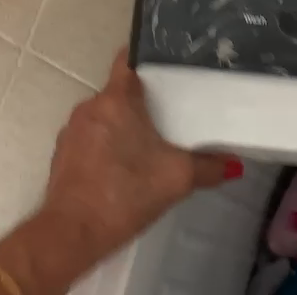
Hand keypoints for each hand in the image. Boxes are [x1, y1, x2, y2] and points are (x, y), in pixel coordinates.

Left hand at [38, 52, 240, 261]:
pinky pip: (89, 138)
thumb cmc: (125, 193)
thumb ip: (209, 167)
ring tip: (147, 142)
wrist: (69, 238)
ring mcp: (71, 132)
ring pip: (104, 116)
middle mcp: (90, 107)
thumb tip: (236, 164)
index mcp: (117, 98)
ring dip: (122, 125)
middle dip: (142, 99)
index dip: (148, 57)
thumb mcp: (177, 178)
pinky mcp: (60, 157)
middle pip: (120, 90)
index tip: (168, 65)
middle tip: (170, 110)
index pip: (129, 59)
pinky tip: (121, 166)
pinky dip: (104, 145)